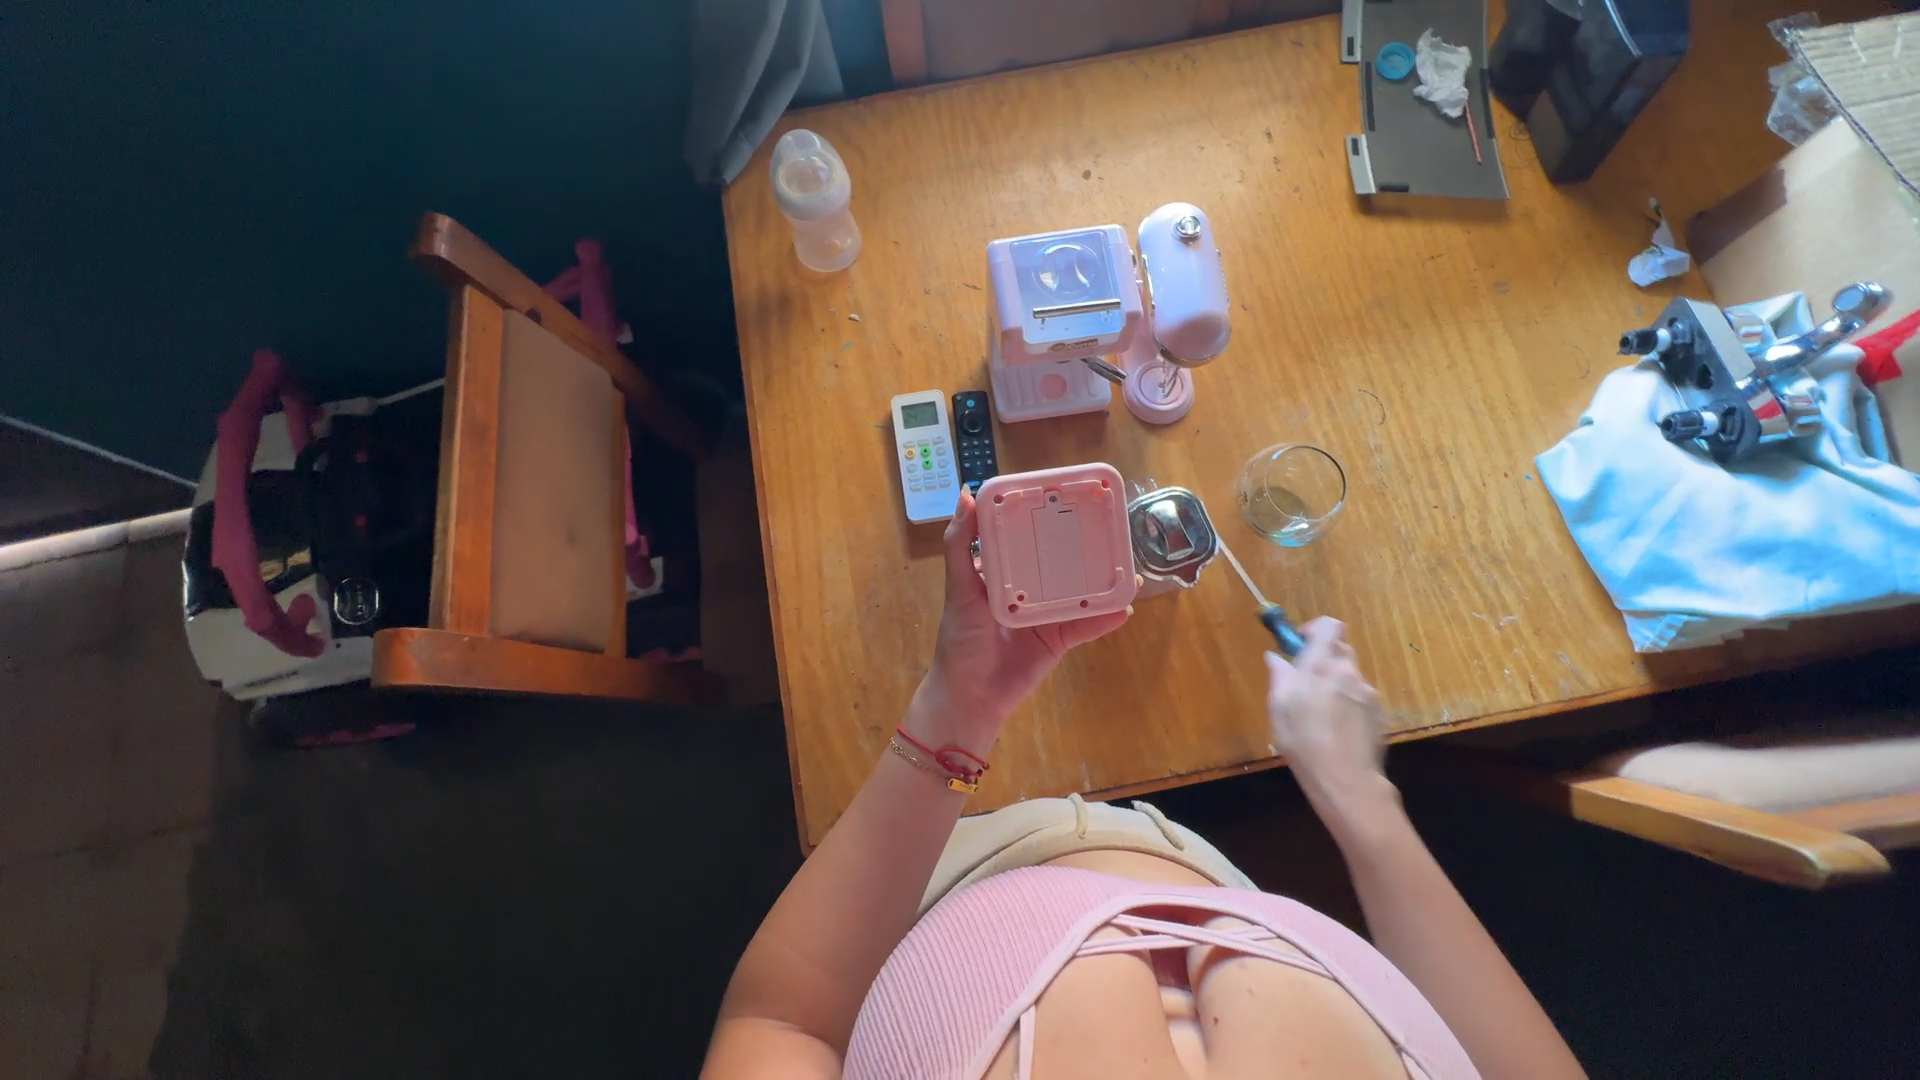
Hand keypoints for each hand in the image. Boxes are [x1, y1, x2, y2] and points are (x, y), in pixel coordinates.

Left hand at [906, 488, 1132, 756]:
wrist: (970, 697)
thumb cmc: (961, 640)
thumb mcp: (959, 588)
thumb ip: (960, 544)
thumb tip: (967, 494)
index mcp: (1003, 571)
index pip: (1025, 536)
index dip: (1043, 515)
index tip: (1066, 492)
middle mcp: (1028, 588)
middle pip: (1060, 560)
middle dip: (1081, 544)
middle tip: (1108, 523)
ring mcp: (1047, 614)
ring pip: (1080, 591)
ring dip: (1103, 578)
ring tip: (1127, 561)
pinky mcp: (1060, 640)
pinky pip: (1088, 626)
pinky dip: (1107, 617)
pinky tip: (1126, 605)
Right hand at [1265, 618, 1393, 813]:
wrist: (1346, 780)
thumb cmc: (1303, 741)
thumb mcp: (1279, 708)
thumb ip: (1280, 676)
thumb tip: (1275, 657)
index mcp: (1321, 665)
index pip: (1329, 626)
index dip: (1315, 629)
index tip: (1300, 645)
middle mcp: (1348, 672)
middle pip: (1340, 648)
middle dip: (1322, 657)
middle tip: (1304, 680)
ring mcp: (1368, 693)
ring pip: (1349, 674)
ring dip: (1335, 682)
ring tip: (1320, 711)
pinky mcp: (1379, 713)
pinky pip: (1360, 697)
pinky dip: (1348, 702)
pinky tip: (1336, 728)